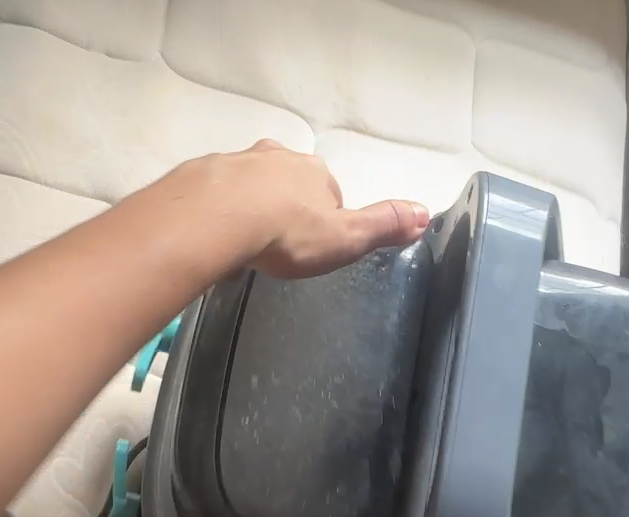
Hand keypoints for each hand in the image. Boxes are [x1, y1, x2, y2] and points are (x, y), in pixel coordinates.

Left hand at [167, 140, 431, 278]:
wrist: (217, 220)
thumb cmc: (287, 233)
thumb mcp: (345, 238)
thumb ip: (383, 226)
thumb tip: (426, 213)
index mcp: (314, 173)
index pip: (329, 194)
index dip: (325, 221)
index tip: (314, 246)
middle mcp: (277, 158)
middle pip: (288, 184)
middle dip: (286, 210)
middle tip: (277, 246)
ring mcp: (236, 163)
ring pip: (249, 186)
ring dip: (250, 209)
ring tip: (245, 243)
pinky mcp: (202, 177)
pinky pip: (215, 195)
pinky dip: (219, 213)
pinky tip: (216, 237)